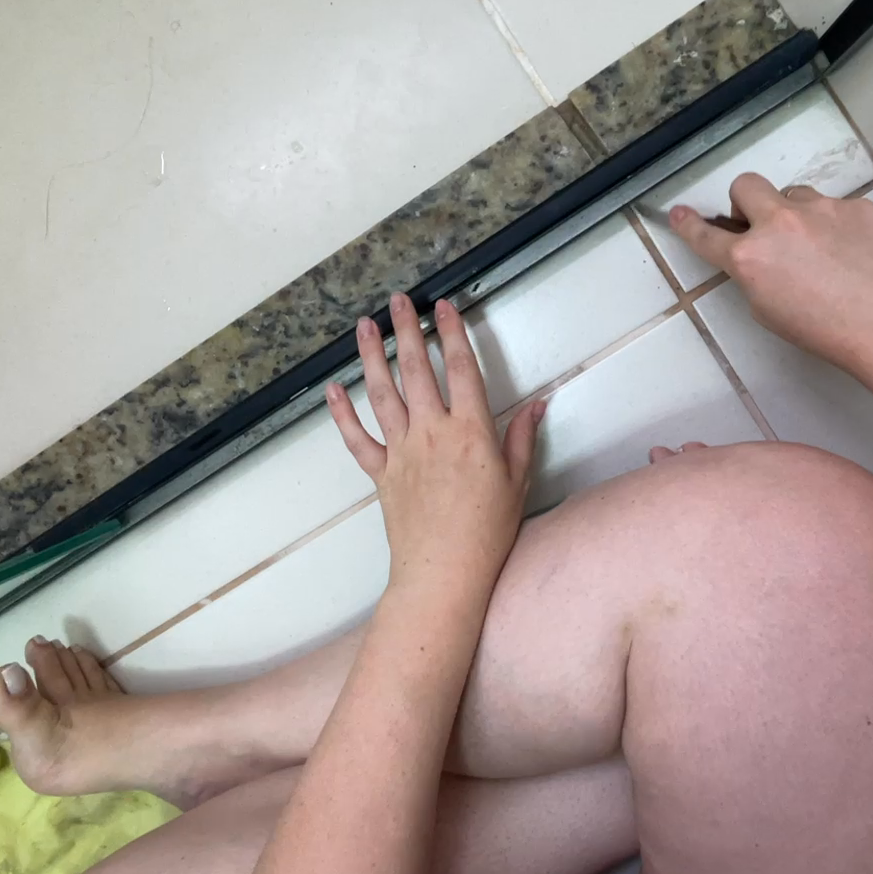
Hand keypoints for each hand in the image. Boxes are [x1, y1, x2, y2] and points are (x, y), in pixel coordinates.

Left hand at [325, 293, 544, 590]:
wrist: (445, 573)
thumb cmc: (488, 531)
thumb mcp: (518, 482)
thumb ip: (523, 438)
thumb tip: (539, 403)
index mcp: (470, 431)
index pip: (461, 370)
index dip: (452, 334)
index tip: (443, 307)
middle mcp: (432, 432)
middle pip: (417, 371)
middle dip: (408, 331)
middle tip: (399, 300)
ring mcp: (402, 451)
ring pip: (382, 394)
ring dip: (372, 357)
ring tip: (366, 326)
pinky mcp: (381, 473)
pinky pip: (357, 438)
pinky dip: (342, 414)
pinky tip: (333, 389)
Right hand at [669, 173, 872, 369]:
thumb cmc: (824, 331)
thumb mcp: (767, 311)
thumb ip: (755, 275)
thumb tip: (761, 259)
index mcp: (750, 257)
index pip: (706, 236)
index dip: (688, 225)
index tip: (679, 213)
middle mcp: (780, 223)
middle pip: (746, 185)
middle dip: (745, 202)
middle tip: (759, 226)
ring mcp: (822, 209)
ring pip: (794, 194)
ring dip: (794, 213)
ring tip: (817, 248)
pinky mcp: (858, 207)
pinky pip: (836, 208)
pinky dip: (835, 226)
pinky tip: (853, 254)